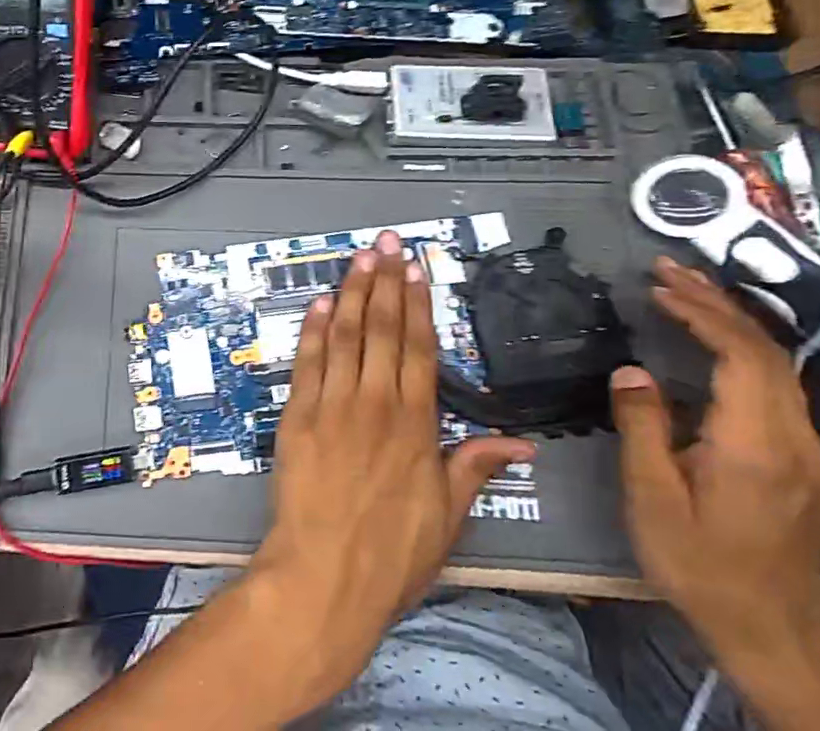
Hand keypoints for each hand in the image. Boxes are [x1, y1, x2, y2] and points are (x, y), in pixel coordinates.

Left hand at [248, 230, 535, 696]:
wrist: (324, 576)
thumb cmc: (391, 552)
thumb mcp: (447, 516)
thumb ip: (475, 467)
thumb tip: (522, 443)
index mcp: (415, 422)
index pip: (418, 347)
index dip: (417, 303)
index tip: (416, 269)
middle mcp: (374, 402)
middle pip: (381, 329)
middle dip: (384, 282)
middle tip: (386, 244)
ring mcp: (332, 405)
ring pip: (344, 336)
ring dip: (351, 293)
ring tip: (358, 259)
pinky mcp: (297, 415)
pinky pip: (307, 363)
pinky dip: (314, 330)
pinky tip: (320, 303)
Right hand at [610, 258, 819, 658]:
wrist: (770, 627)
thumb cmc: (698, 562)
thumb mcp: (652, 498)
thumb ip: (644, 428)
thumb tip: (631, 370)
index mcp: (756, 444)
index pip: (742, 356)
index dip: (702, 313)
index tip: (659, 287)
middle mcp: (795, 437)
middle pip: (766, 350)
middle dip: (717, 302)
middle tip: (668, 269)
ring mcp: (808, 448)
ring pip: (778, 365)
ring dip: (733, 321)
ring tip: (686, 291)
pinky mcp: (805, 459)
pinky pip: (778, 385)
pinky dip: (744, 349)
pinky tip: (716, 340)